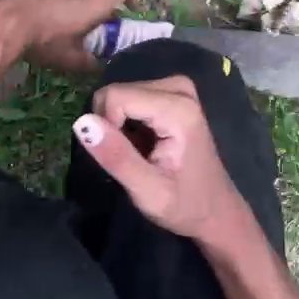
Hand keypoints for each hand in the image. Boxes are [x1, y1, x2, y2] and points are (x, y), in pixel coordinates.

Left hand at [0, 0, 134, 73]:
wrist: (10, 22)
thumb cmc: (47, 40)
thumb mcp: (72, 60)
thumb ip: (92, 64)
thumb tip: (103, 68)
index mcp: (97, 2)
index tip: (132, 13)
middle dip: (102, 12)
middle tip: (96, 34)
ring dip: (82, 8)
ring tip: (71, 29)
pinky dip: (65, 5)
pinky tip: (51, 23)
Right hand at [72, 75, 252, 245]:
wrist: (217, 212)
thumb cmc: (185, 206)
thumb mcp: (147, 192)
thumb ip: (116, 156)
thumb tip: (81, 122)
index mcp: (177, 108)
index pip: (115, 96)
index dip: (106, 127)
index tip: (121, 158)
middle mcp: (179, 87)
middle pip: (118, 92)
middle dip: (112, 125)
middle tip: (130, 158)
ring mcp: (178, 87)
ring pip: (122, 93)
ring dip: (119, 125)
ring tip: (138, 153)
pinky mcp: (173, 93)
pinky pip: (132, 97)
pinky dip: (129, 122)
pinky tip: (144, 144)